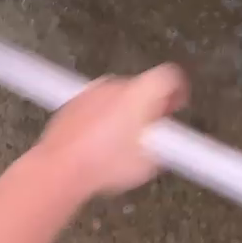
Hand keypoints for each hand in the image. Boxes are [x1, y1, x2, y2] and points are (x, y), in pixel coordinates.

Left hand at [31, 64, 187, 200]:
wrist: (63, 166)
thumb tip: (165, 141)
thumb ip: (163, 139)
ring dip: (125, 110)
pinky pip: (97, 102)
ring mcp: (92, 91)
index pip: (169, 76)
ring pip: (118, 94)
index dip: (179, 89)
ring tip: (124, 138)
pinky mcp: (74, 101)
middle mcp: (115, 85)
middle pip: (142, 86)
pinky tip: (102, 139)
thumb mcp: (150, 159)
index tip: (178, 102)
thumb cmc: (103, 163)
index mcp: (139, 93)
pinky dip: (103, 114)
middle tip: (152, 126)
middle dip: (150, 104)